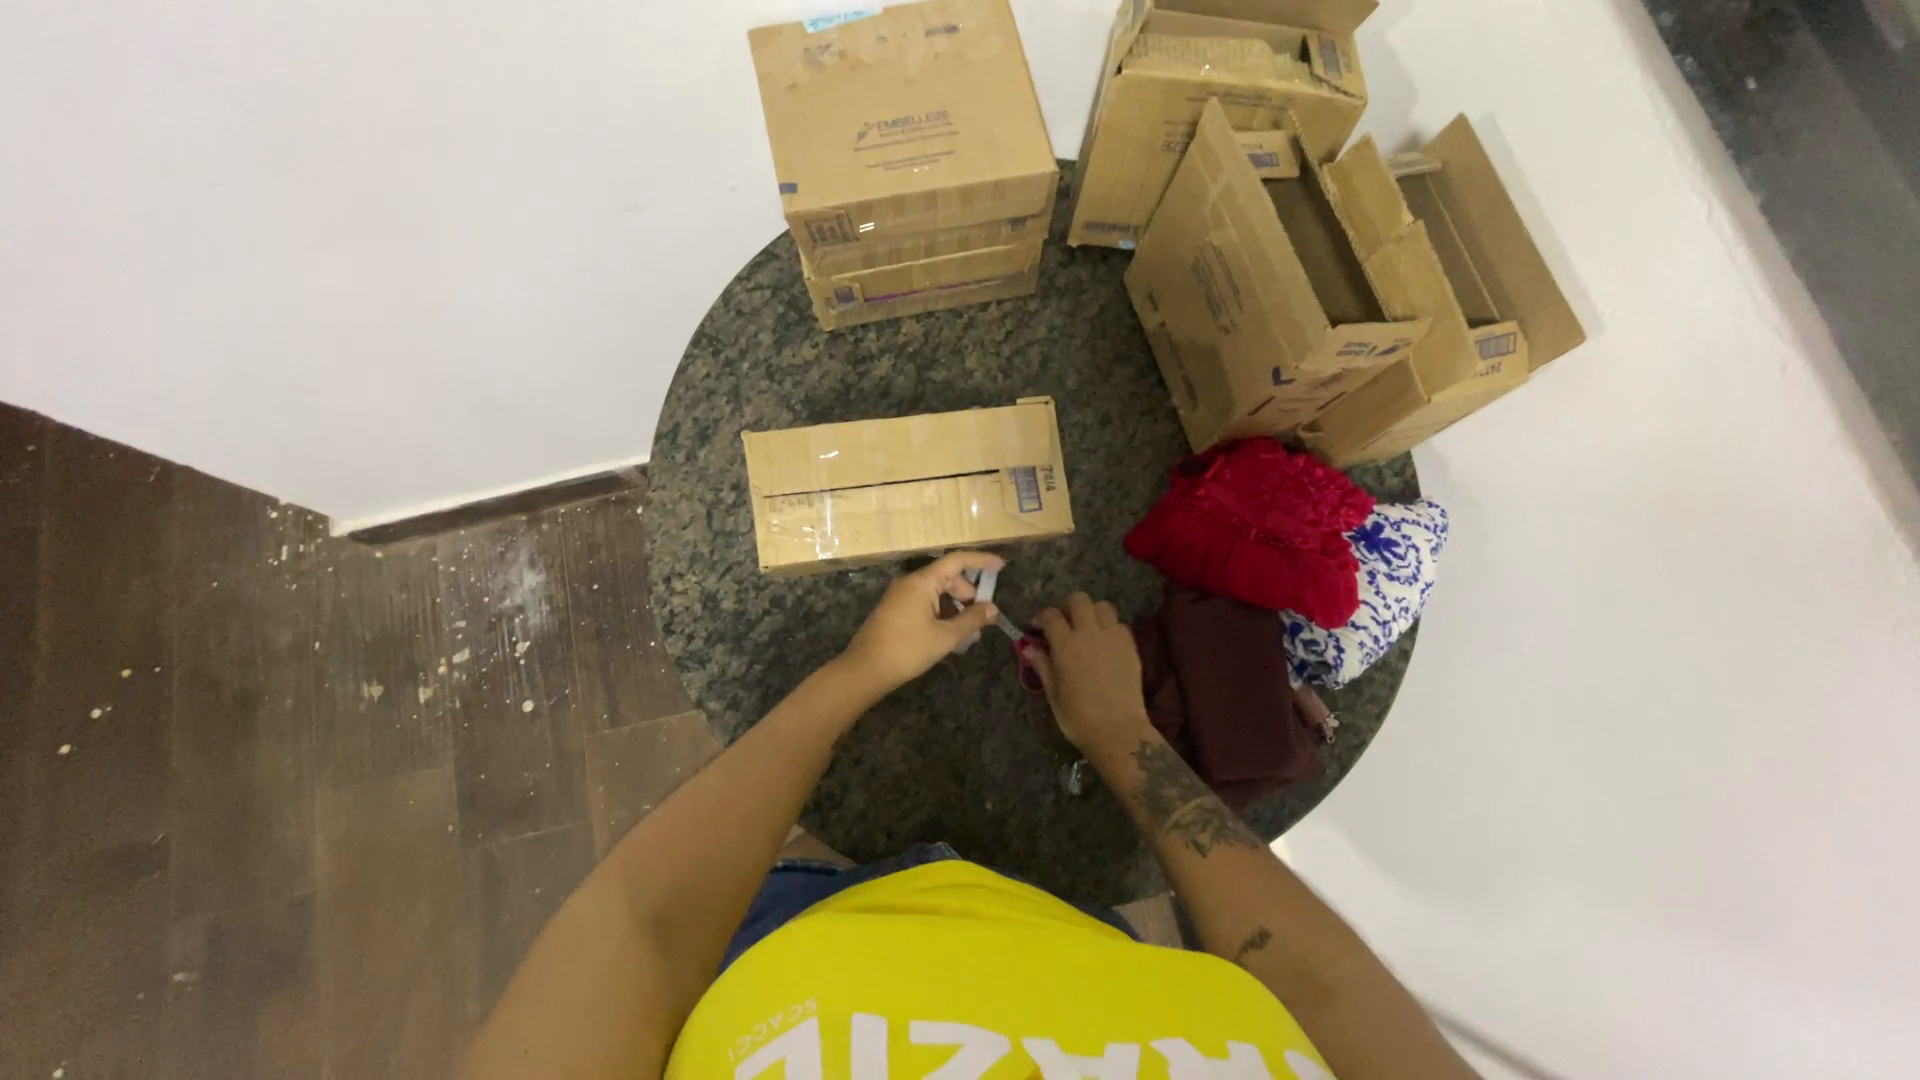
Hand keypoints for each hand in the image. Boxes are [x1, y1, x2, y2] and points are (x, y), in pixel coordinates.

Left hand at [837, 551, 1004, 693]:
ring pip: (936, 592)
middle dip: (969, 595)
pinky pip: (925, 603)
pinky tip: (949, 635)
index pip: (957, 560)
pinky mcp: (895, 610)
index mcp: (922, 581)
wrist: (865, 670)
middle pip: (948, 578)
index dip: (981, 561)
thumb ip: (972, 620)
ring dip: (956, 608)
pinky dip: (941, 613)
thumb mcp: (945, 636)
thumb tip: (992, 609)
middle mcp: (910, 582)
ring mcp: (900, 596)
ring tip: (968, 633)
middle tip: (982, 618)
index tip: (1001, 566)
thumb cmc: (907, 650)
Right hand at [1027, 592, 1150, 752]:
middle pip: (1079, 600)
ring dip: (1092, 611)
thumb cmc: (1078, 717)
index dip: (1041, 617)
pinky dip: (1109, 626)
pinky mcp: (1130, 645)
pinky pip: (1119, 623)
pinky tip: (1104, 641)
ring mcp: (1112, 637)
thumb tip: (1028, 647)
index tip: (1037, 626)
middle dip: (1067, 606)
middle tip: (1063, 621)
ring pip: (1102, 606)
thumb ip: (1042, 665)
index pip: (1050, 616)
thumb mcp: (1053, 693)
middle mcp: (1089, 634)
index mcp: (1066, 645)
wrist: (1118, 730)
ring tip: (1087, 627)